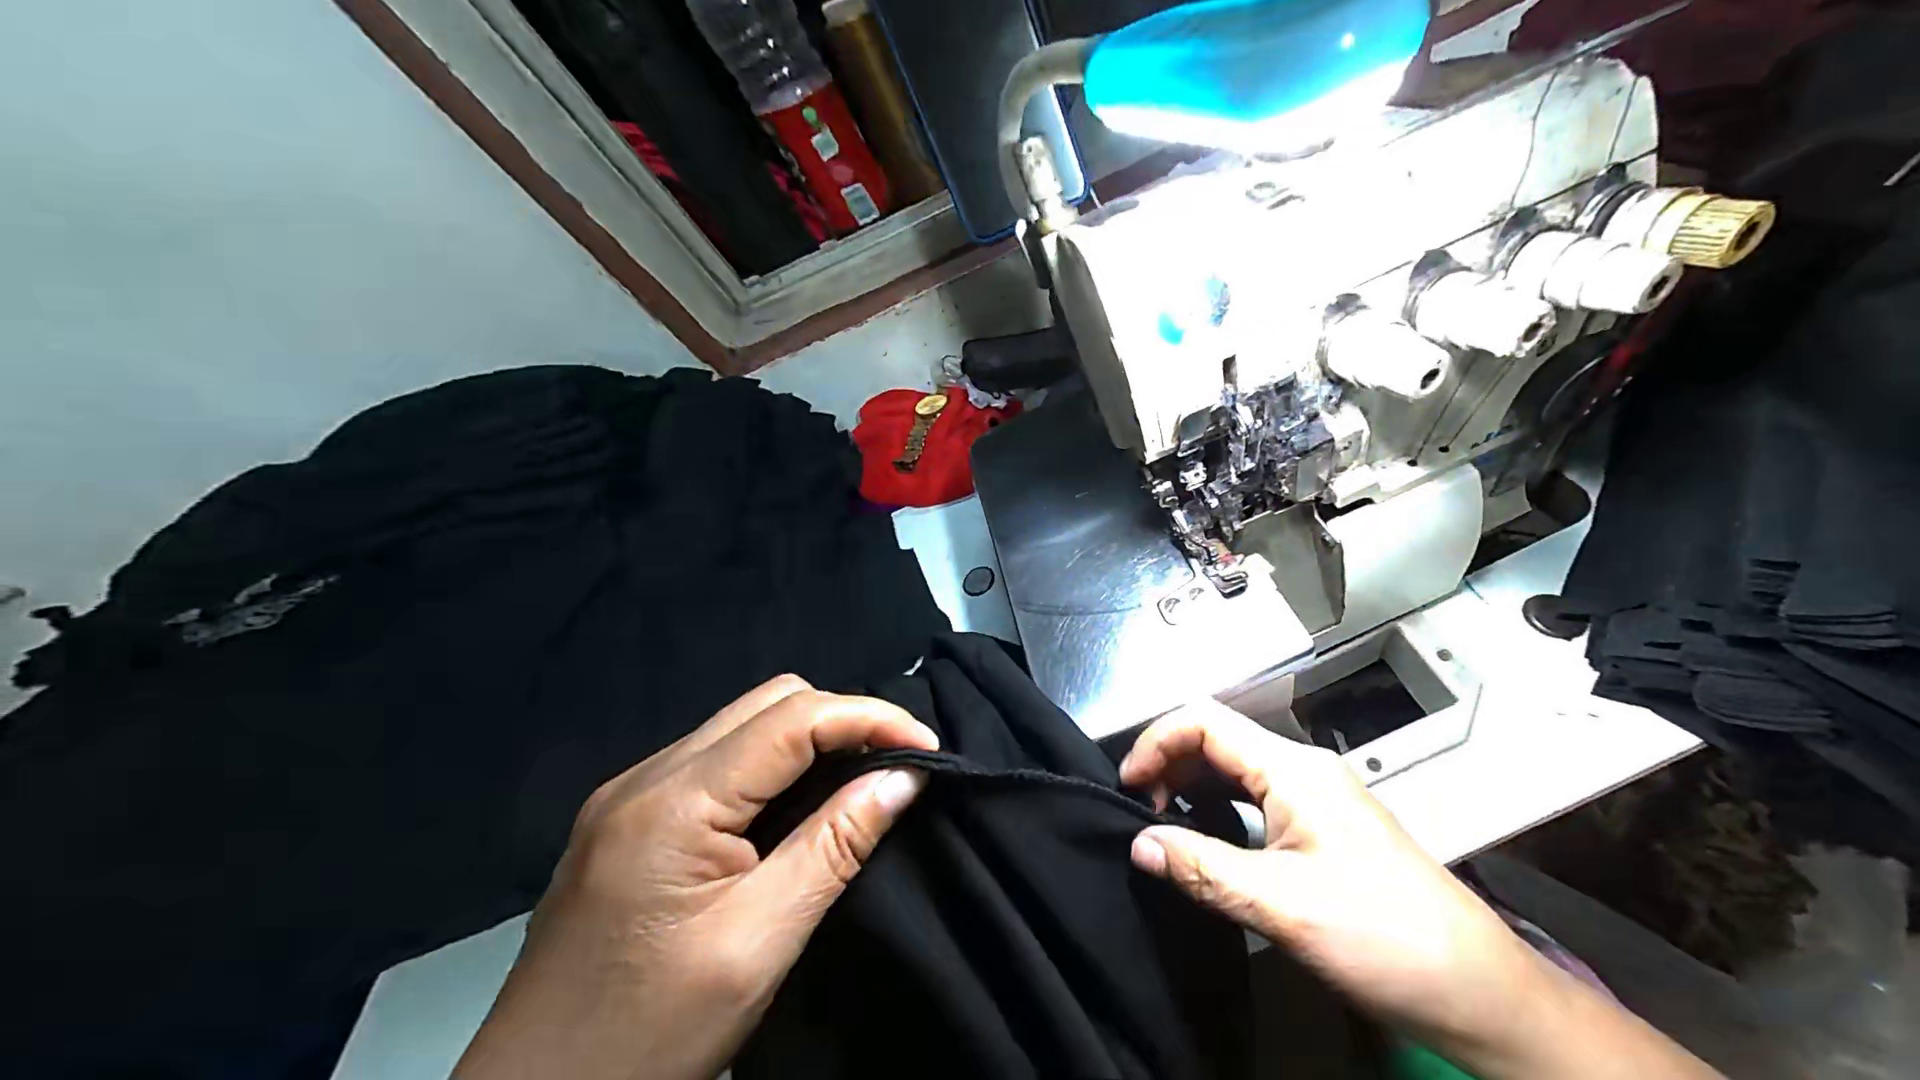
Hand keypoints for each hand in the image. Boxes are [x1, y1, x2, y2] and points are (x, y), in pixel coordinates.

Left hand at [455, 676, 935, 1079]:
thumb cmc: (649, 1036)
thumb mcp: (759, 943)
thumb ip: (835, 846)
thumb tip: (905, 778)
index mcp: (673, 801)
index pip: (790, 717)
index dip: (868, 717)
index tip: (927, 747)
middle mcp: (647, 774)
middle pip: (767, 703)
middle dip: (842, 719)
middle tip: (894, 764)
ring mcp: (631, 790)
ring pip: (744, 723)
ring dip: (809, 739)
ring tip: (858, 778)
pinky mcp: (629, 814)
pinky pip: (719, 757)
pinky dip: (772, 764)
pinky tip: (795, 803)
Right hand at [1120, 700, 1719, 1079]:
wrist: (1481, 993)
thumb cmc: (1385, 939)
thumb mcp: (1281, 906)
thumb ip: (1203, 869)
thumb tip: (1138, 845)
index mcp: (1294, 770)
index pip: (1205, 722)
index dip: (1156, 743)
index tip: (1127, 784)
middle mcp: (1304, 770)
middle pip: (1217, 739)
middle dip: (1168, 763)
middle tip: (1138, 809)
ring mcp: (1316, 796)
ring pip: (1234, 767)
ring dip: (1190, 784)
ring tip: (1161, 822)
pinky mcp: (1323, 824)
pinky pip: (1253, 795)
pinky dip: (1216, 804)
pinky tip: (1204, 837)